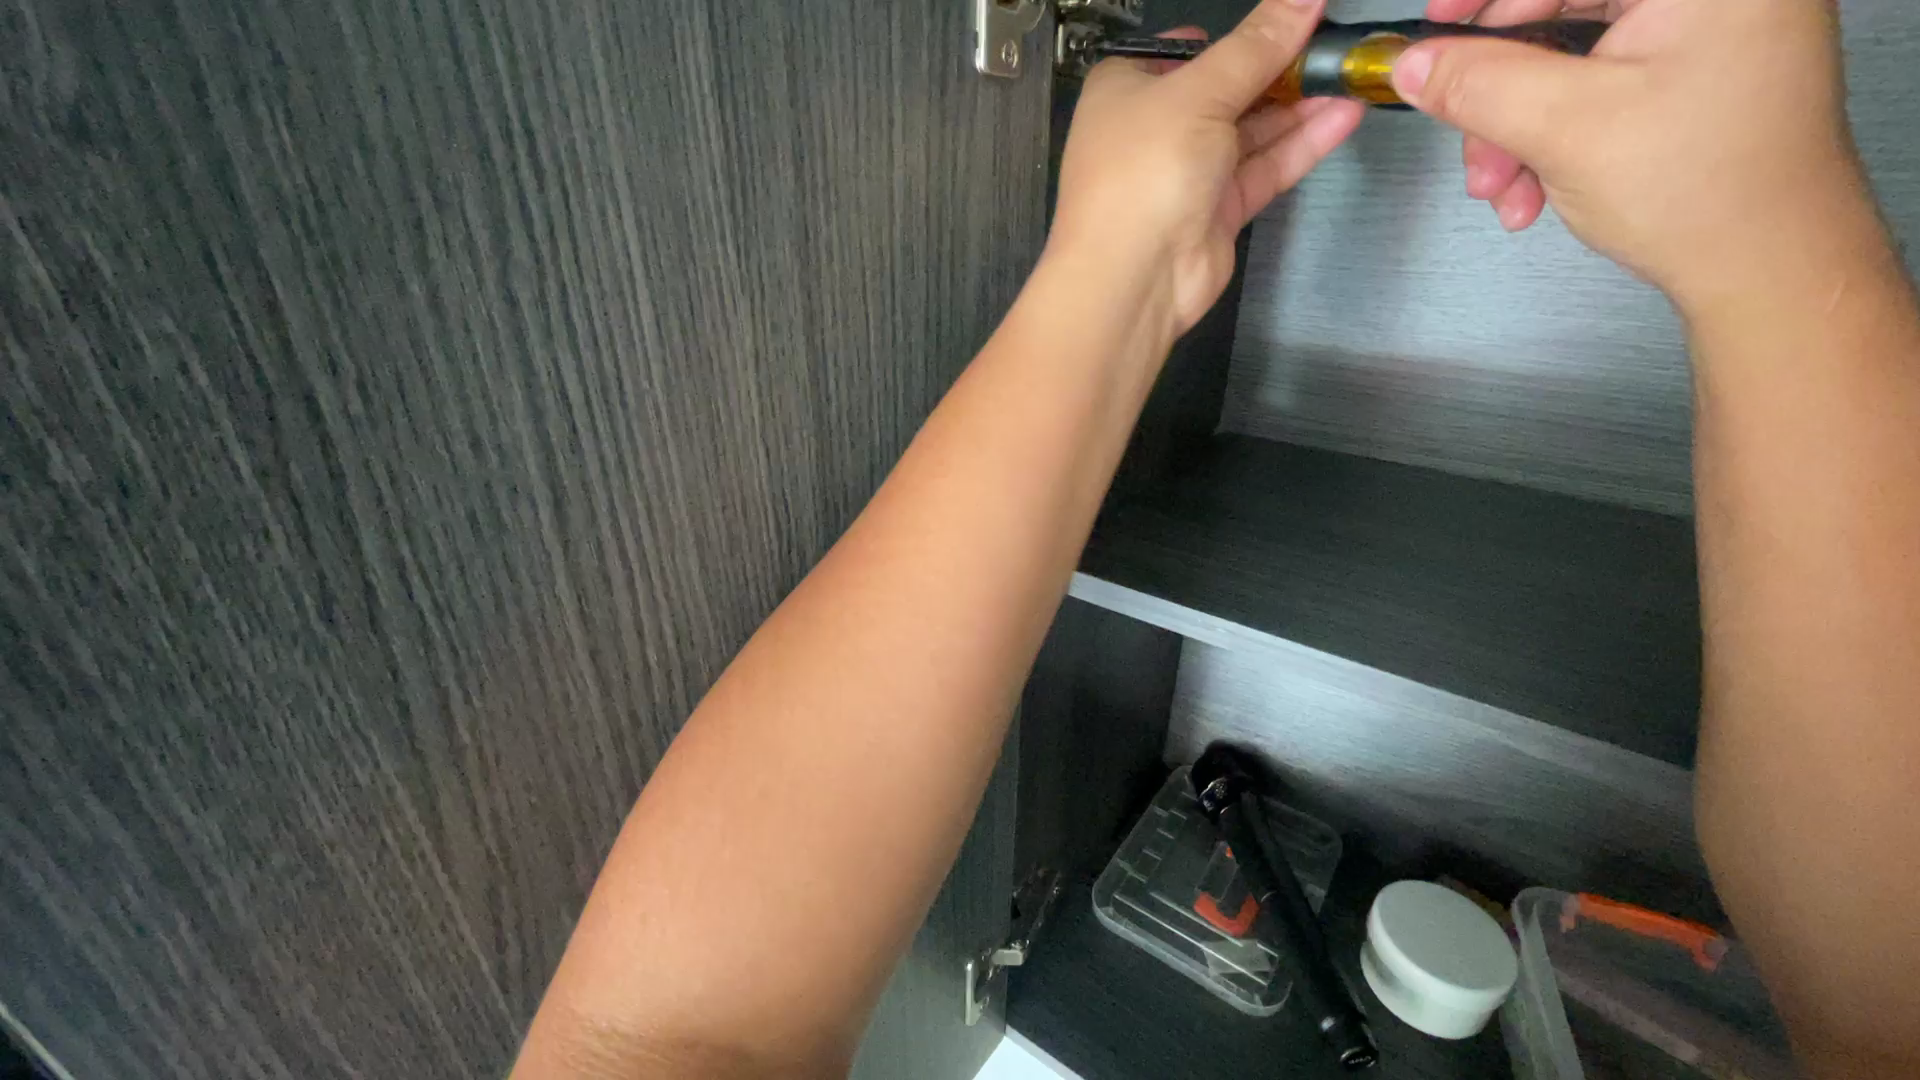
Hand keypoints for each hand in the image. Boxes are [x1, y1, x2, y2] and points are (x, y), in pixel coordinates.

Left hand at [1048, 0, 1364, 338]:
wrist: (1131, 279)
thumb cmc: (1144, 170)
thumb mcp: (1197, 92)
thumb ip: (1256, 46)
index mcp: (1126, 90)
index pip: (1183, 50)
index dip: (1232, 34)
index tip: (1293, 15)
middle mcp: (1155, 129)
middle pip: (1226, 87)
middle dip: (1280, 66)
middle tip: (1339, 42)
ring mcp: (1187, 173)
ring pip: (1251, 130)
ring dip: (1300, 103)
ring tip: (1355, 73)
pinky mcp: (1216, 211)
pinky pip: (1263, 168)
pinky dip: (1300, 144)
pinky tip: (1344, 115)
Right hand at [1391, 0, 1871, 303]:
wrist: (1758, 257)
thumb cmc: (1703, 187)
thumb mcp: (1564, 128)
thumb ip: (1479, 86)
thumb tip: (1416, 64)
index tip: (1433, 26)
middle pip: (1558, 15)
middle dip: (1496, 90)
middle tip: (1466, 137)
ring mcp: (1699, 31)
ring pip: (1562, 61)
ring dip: (1511, 128)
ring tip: (1501, 185)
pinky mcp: (1683, 73)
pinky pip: (1586, 88)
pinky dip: (1543, 136)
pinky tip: (1533, 183)